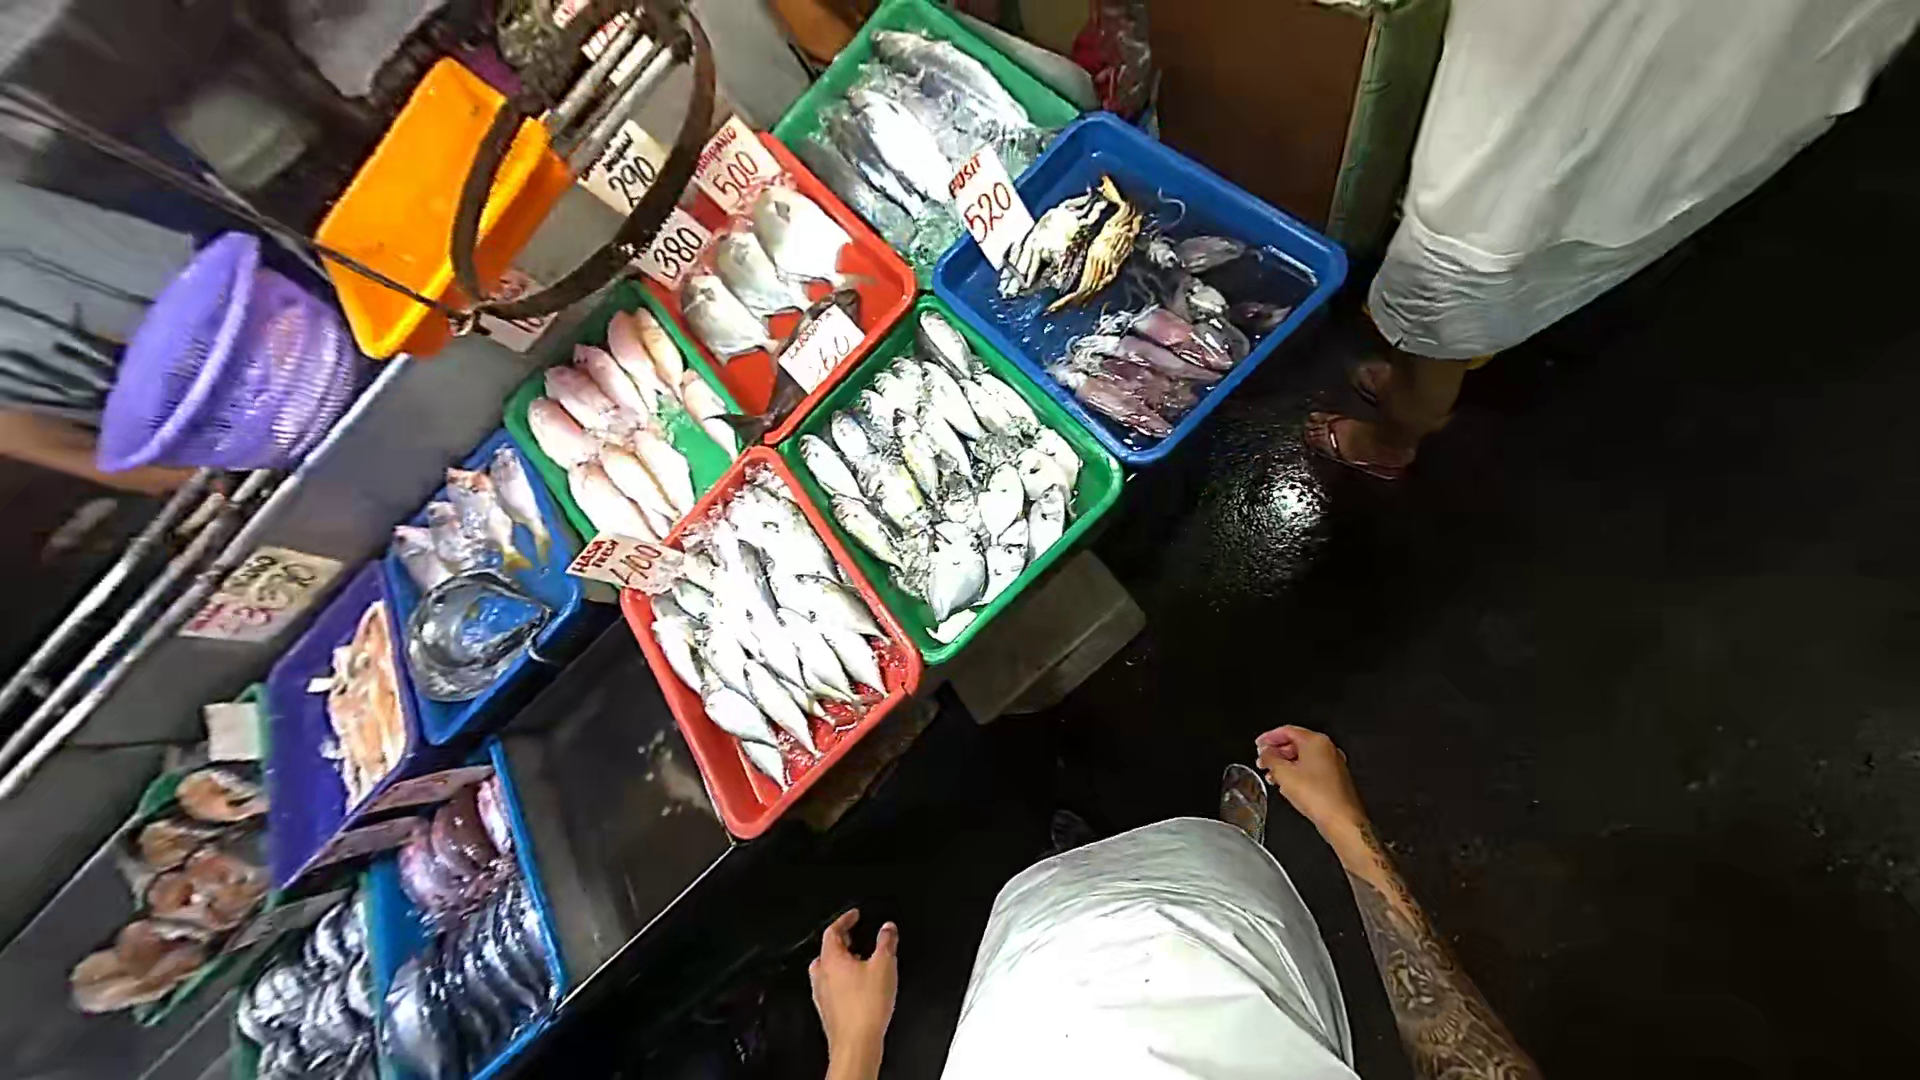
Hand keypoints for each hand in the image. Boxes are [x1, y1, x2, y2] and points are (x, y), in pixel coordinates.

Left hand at [810, 909, 897, 1076]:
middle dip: (841, 941)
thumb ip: (887, 941)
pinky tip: (857, 988)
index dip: (844, 920)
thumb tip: (888, 928)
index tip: (853, 915)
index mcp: (832, 959)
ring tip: (858, 961)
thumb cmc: (865, 1008)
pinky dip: (841, 982)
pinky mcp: (828, 1013)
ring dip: (840, 962)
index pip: (832, 931)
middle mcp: (822, 976)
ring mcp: (823, 997)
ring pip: (826, 971)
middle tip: (854, 936)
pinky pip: (831, 989)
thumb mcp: (885, 964)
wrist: (857, 1047)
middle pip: (826, 951)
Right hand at [1255, 725, 1367, 837]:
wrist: (1341, 820)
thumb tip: (1265, 753)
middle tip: (1263, 760)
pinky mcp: (1336, 779)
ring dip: (1285, 764)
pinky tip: (1287, 784)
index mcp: (1316, 741)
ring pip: (1304, 757)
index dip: (1268, 737)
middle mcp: (1328, 749)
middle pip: (1296, 743)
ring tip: (1271, 775)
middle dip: (1276, 752)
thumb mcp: (1282, 772)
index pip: (1286, 731)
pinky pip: (1312, 769)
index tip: (1259, 744)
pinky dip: (1297, 773)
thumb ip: (1269, 757)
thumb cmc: (1316, 795)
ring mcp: (1334, 764)